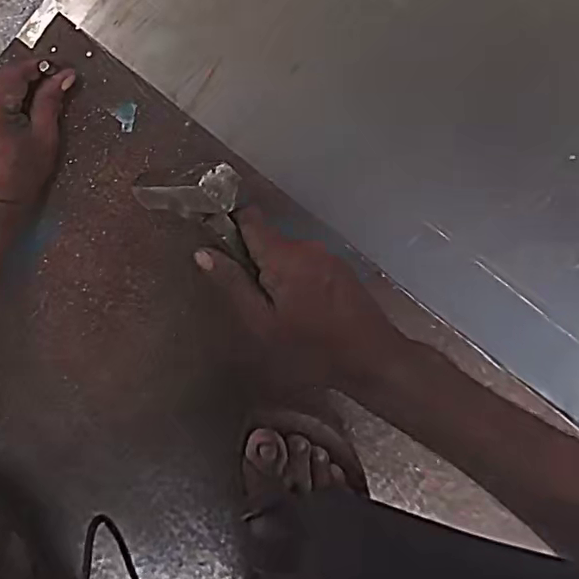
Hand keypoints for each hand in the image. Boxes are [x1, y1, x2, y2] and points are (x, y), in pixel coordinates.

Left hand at [0, 59, 76, 205]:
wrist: (1, 201)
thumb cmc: (22, 176)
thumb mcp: (44, 135)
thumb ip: (51, 100)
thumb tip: (62, 77)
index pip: (17, 73)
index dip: (40, 67)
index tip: (59, 70)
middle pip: (5, 74)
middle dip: (31, 73)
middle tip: (55, 78)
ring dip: (20, 82)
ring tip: (43, 91)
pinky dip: (9, 93)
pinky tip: (26, 102)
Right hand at [195, 208, 403, 390]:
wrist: (375, 361)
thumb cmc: (312, 348)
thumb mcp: (262, 322)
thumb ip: (232, 284)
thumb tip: (203, 252)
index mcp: (283, 255)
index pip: (248, 217)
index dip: (228, 223)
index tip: (216, 243)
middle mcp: (305, 246)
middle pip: (266, 239)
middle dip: (253, 261)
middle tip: (251, 299)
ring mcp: (326, 256)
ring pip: (285, 253)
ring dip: (275, 272)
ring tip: (278, 311)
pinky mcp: (339, 268)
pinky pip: (305, 263)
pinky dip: (295, 278)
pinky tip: (302, 310)